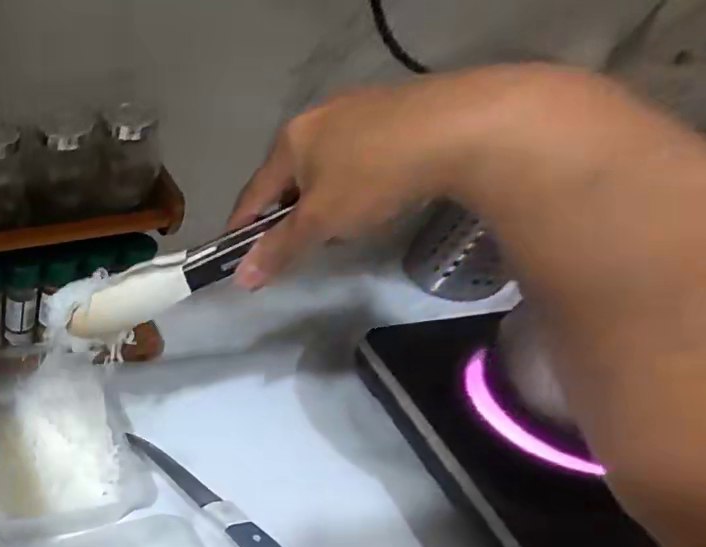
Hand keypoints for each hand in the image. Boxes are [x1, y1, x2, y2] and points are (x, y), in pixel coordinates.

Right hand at [225, 65, 585, 287]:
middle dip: (287, 214)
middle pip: (287, 179)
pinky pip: (357, 154)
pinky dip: (353, 181)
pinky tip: (373, 196)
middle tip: (296, 245)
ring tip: (339, 224)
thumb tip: (240, 279)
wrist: (468, 126)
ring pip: (323, 167)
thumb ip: (278, 249)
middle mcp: (318, 117)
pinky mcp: (397, 109)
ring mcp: (359, 108)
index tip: (237, 259)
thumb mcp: (319, 222)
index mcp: (290, 141)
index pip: (252, 195)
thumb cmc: (373, 176)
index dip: (241, 230)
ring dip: (321, 199)